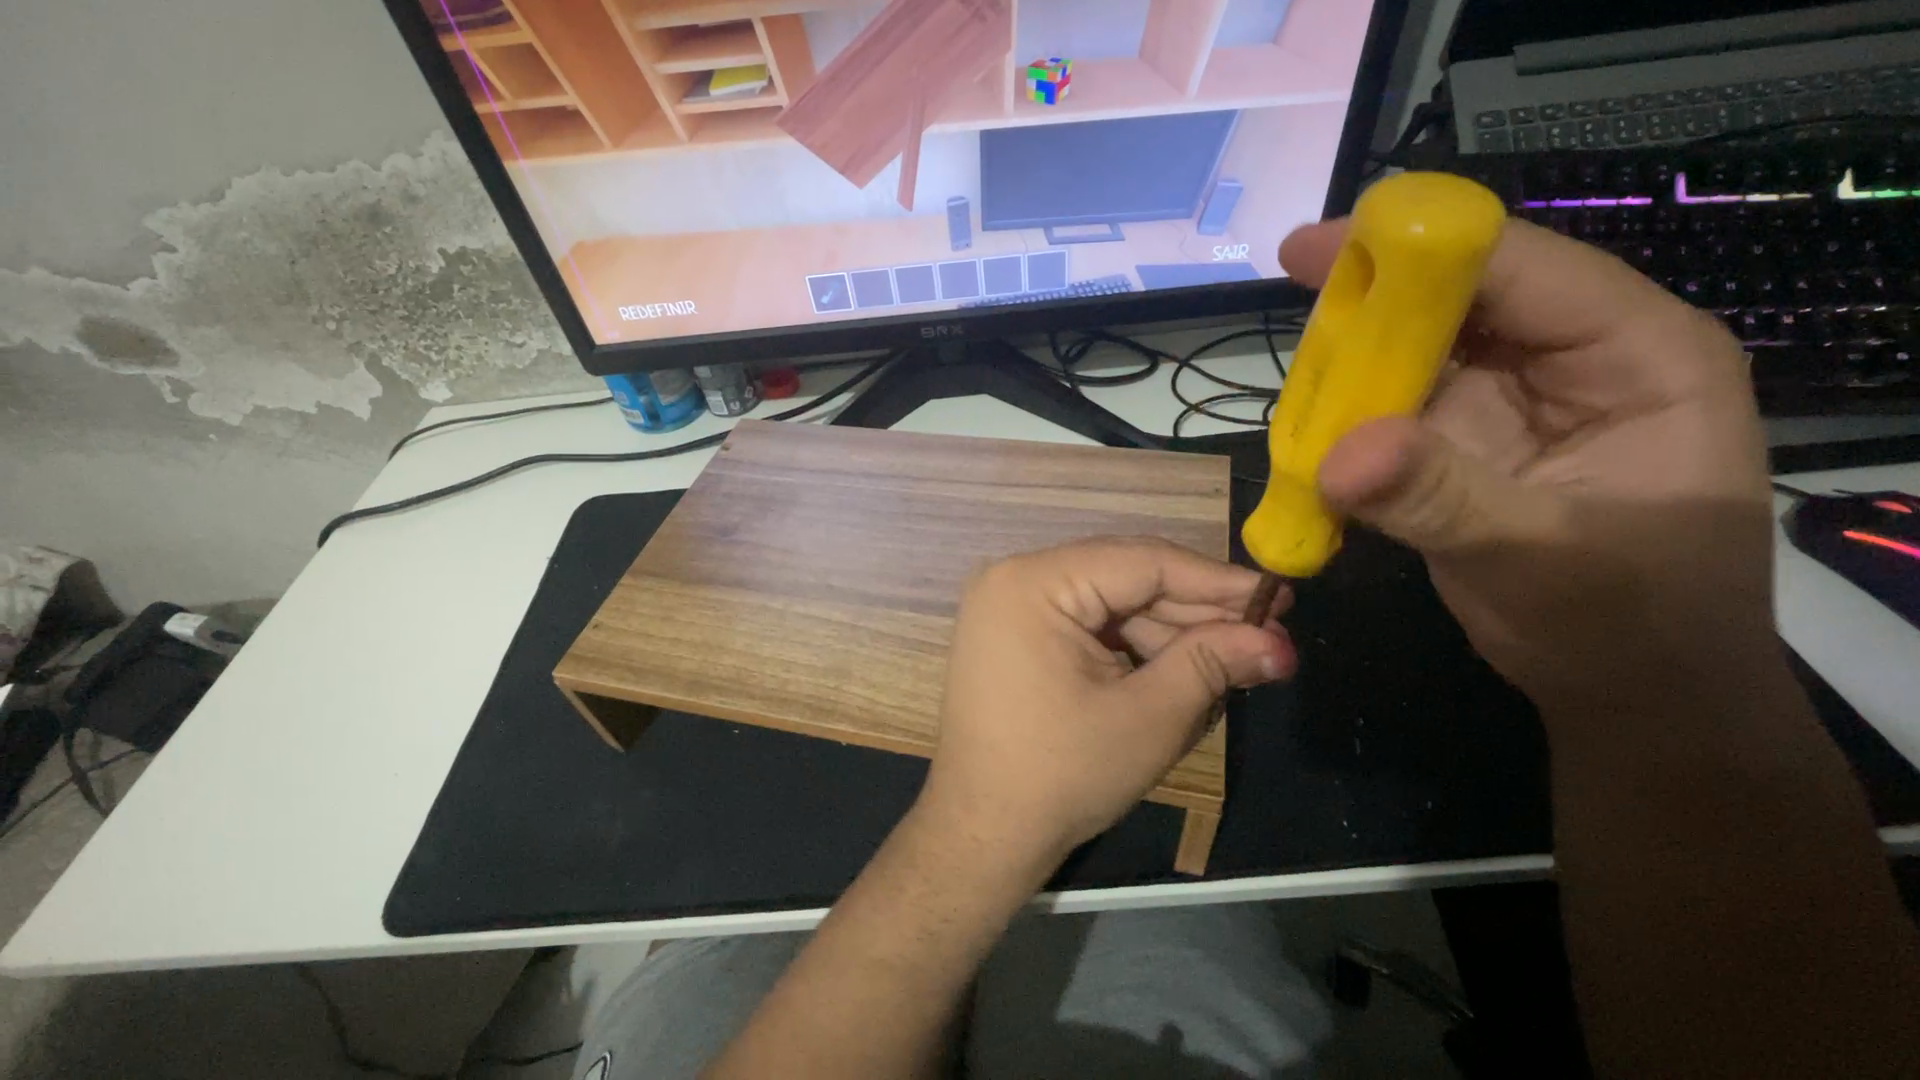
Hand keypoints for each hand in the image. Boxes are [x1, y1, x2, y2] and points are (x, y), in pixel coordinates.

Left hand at [918, 538, 1294, 869]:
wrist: (983, 833)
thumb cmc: (1062, 776)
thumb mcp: (1149, 717)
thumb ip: (1213, 662)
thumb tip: (1281, 642)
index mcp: (1033, 583)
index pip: (1143, 562)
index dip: (1218, 580)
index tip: (1280, 597)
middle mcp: (1014, 580)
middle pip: (1126, 579)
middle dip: (1198, 612)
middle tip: (1269, 637)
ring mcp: (1009, 608)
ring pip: (1111, 603)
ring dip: (1170, 633)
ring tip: (1235, 663)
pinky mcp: (1015, 637)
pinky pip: (1087, 625)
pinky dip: (1133, 647)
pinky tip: (1181, 671)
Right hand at [1279, 219, 1775, 711]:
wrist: (1632, 697)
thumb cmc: (1630, 626)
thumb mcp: (1545, 558)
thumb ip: (1443, 499)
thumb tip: (1336, 456)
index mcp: (1634, 355)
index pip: (1521, 268)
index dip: (1418, 247)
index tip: (1313, 248)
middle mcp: (1572, 361)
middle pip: (1458, 300)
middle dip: (1371, 308)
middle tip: (1289, 313)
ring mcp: (1514, 404)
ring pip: (1416, 355)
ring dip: (1351, 371)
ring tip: (1294, 393)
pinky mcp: (1467, 447)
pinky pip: (1395, 413)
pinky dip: (1349, 423)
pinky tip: (1306, 436)